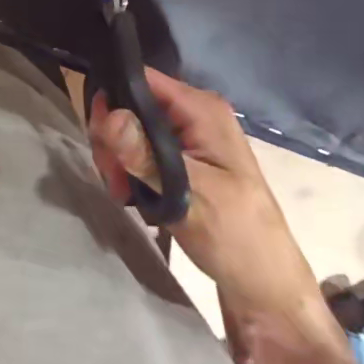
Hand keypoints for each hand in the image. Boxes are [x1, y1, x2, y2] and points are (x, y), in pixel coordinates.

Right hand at [88, 69, 319, 319]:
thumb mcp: (188, 194)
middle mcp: (194, 113)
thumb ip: (145, 154)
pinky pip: (143, 150)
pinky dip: (131, 171)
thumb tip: (109, 115)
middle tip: (116, 180)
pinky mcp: (183, 158)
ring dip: (120, 161)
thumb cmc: (234, 235)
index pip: (142, 80)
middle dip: (114, 140)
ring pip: (132, 130)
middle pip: (132, 105)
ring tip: (125, 194)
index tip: (101, 142)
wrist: (262, 282)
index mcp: (202, 109)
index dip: (113, 102)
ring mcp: (189, 136)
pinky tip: (132, 196)